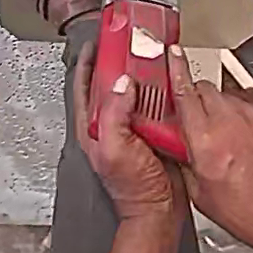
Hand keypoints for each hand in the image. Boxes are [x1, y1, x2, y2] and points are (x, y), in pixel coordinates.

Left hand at [73, 41, 180, 220]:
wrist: (160, 210)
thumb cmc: (134, 191)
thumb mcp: (116, 149)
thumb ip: (114, 114)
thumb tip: (121, 83)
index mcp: (95, 128)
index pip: (84, 87)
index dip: (88, 63)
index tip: (96, 43)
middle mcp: (112, 125)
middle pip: (111, 84)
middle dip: (118, 62)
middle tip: (128, 42)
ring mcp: (134, 127)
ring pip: (135, 91)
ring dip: (143, 74)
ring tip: (150, 55)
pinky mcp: (155, 130)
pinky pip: (157, 102)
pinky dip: (162, 89)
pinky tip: (169, 80)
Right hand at [167, 46, 252, 252]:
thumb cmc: (248, 213)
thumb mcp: (200, 193)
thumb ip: (184, 160)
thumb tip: (174, 145)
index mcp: (207, 140)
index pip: (185, 92)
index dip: (176, 69)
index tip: (173, 55)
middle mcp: (232, 123)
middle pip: (206, 89)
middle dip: (196, 97)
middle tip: (194, 116)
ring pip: (229, 99)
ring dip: (220, 110)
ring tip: (223, 138)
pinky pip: (250, 111)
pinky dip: (242, 121)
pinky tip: (245, 145)